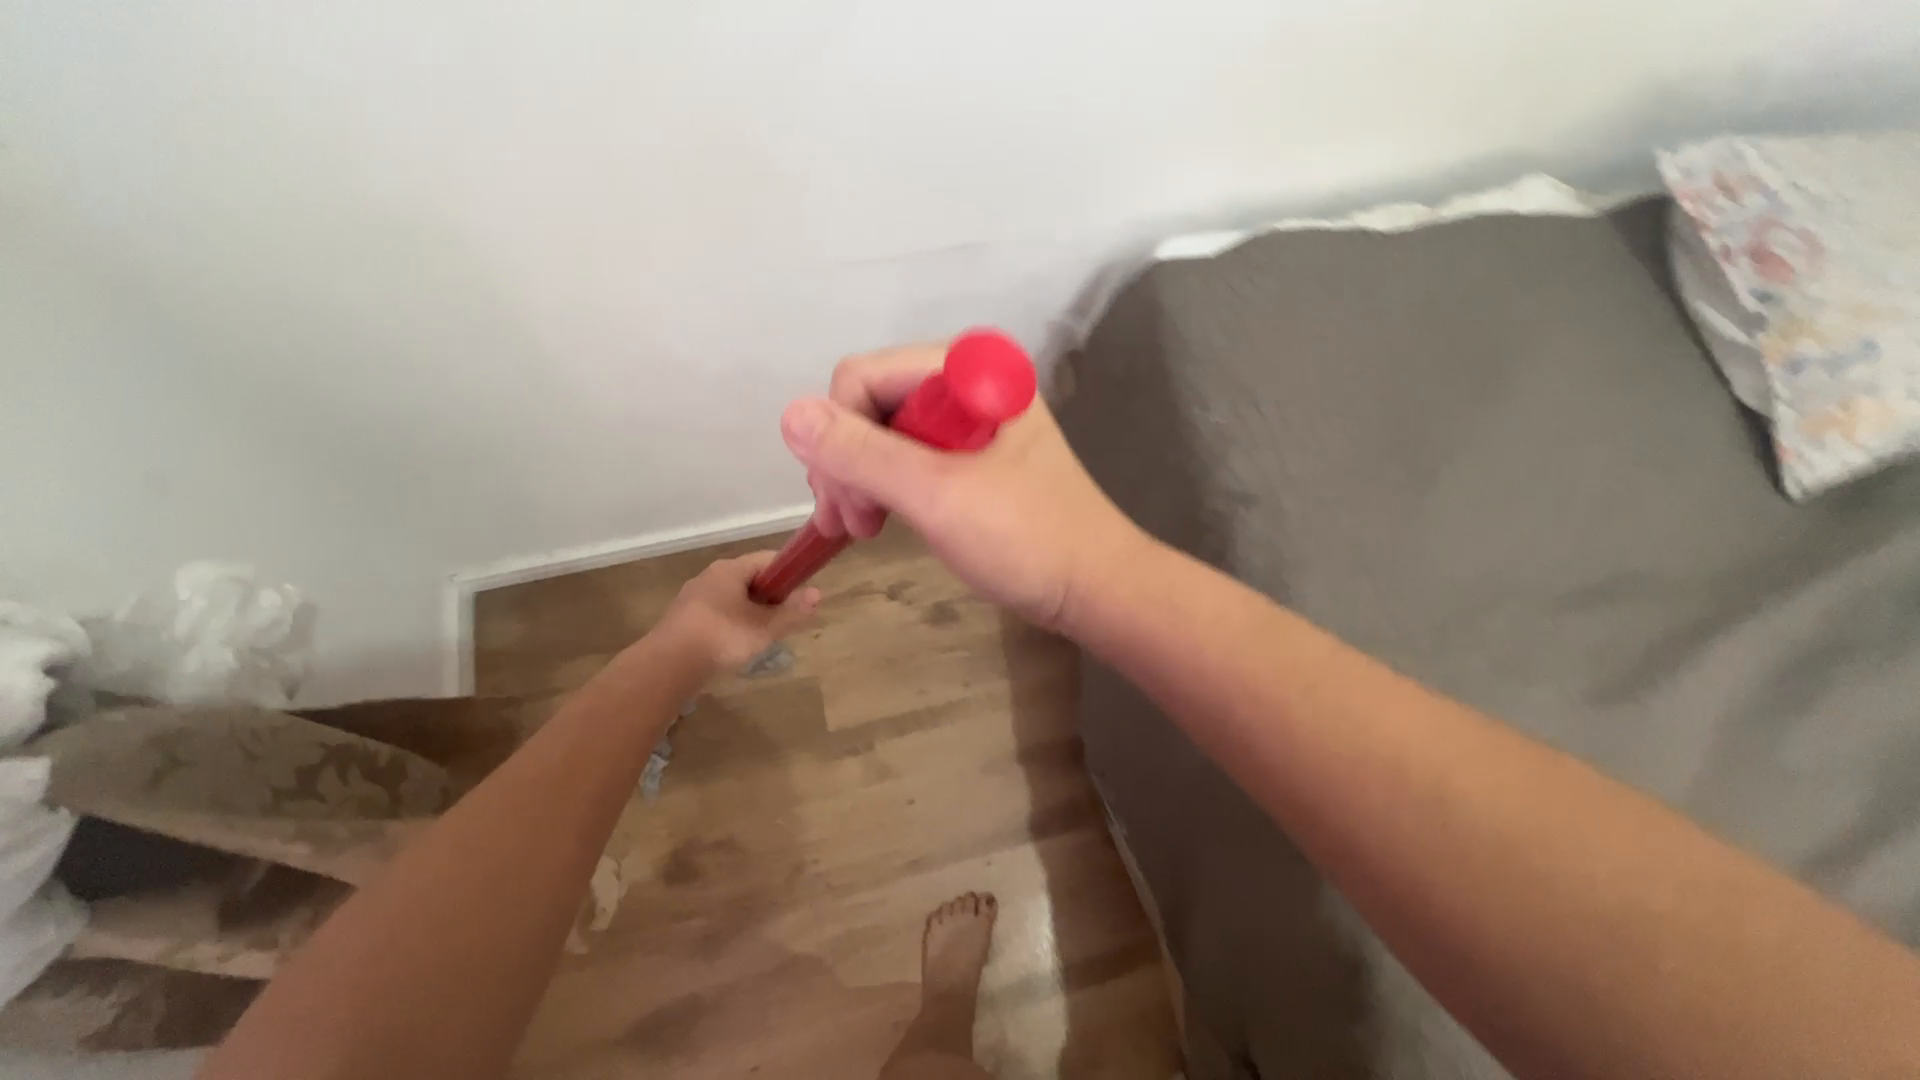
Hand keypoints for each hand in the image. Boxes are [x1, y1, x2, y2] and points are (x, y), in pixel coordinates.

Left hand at [650, 553, 820, 671]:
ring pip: (733, 598)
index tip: (801, 594)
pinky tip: (736, 646)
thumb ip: (792, 611)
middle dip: (770, 597)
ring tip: (763, 637)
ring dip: (751, 613)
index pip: (767, 559)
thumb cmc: (722, 637)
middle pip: (750, 579)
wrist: (668, 666)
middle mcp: (710, 576)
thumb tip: (817, 593)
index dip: (789, 573)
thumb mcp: (764, 627)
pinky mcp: (684, 619)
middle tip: (785, 620)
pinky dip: (732, 624)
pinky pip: (717, 614)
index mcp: (730, 569)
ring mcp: (694, 598)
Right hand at [780, 343, 1145, 631]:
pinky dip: (884, 487)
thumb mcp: (936, 496)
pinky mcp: (969, 453)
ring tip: (860, 531)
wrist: (1094, 586)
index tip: (842, 503)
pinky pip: (907, 455)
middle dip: (846, 463)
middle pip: (870, 403)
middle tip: (847, 525)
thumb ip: (862, 454)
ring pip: (882, 432)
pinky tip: (879, 520)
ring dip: (859, 480)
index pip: (863, 377)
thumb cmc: (1025, 539)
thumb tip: (789, 414)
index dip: (837, 436)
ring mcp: (969, 418)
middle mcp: (966, 380)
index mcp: (968, 369)